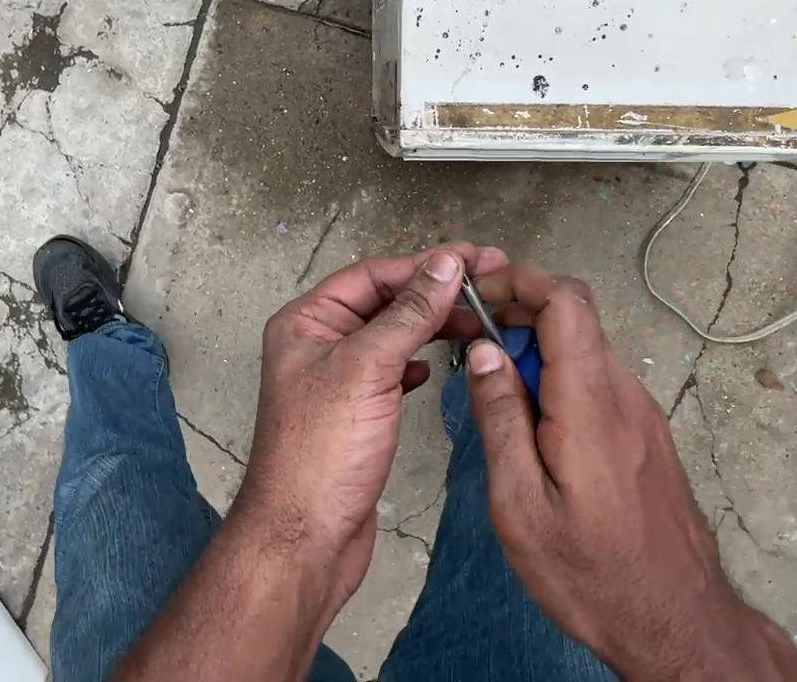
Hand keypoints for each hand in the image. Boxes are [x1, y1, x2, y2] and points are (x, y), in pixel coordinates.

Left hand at [232, 243, 507, 608]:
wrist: (305, 538)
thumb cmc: (323, 449)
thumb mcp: (368, 368)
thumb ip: (410, 313)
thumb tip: (447, 263)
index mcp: (307, 319)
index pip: (374, 274)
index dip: (426, 263)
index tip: (477, 257)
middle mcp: (319, 341)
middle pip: (385, 301)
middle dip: (435, 292)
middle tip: (491, 284)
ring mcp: (338, 377)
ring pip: (393, 336)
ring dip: (433, 325)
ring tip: (480, 321)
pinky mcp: (356, 410)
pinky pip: (393, 370)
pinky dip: (418, 362)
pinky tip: (436, 366)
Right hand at [464, 266, 796, 681]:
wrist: (683, 630)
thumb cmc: (592, 575)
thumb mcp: (520, 506)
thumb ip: (500, 419)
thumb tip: (484, 351)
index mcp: (590, 405)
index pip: (567, 301)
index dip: (520, 280)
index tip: (478, 295)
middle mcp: (625, 395)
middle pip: (574, 318)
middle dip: (517, 316)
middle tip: (474, 352)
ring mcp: (643, 412)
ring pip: (584, 348)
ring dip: (536, 351)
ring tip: (499, 394)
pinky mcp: (647, 432)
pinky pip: (597, 379)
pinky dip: (558, 377)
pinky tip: (535, 424)